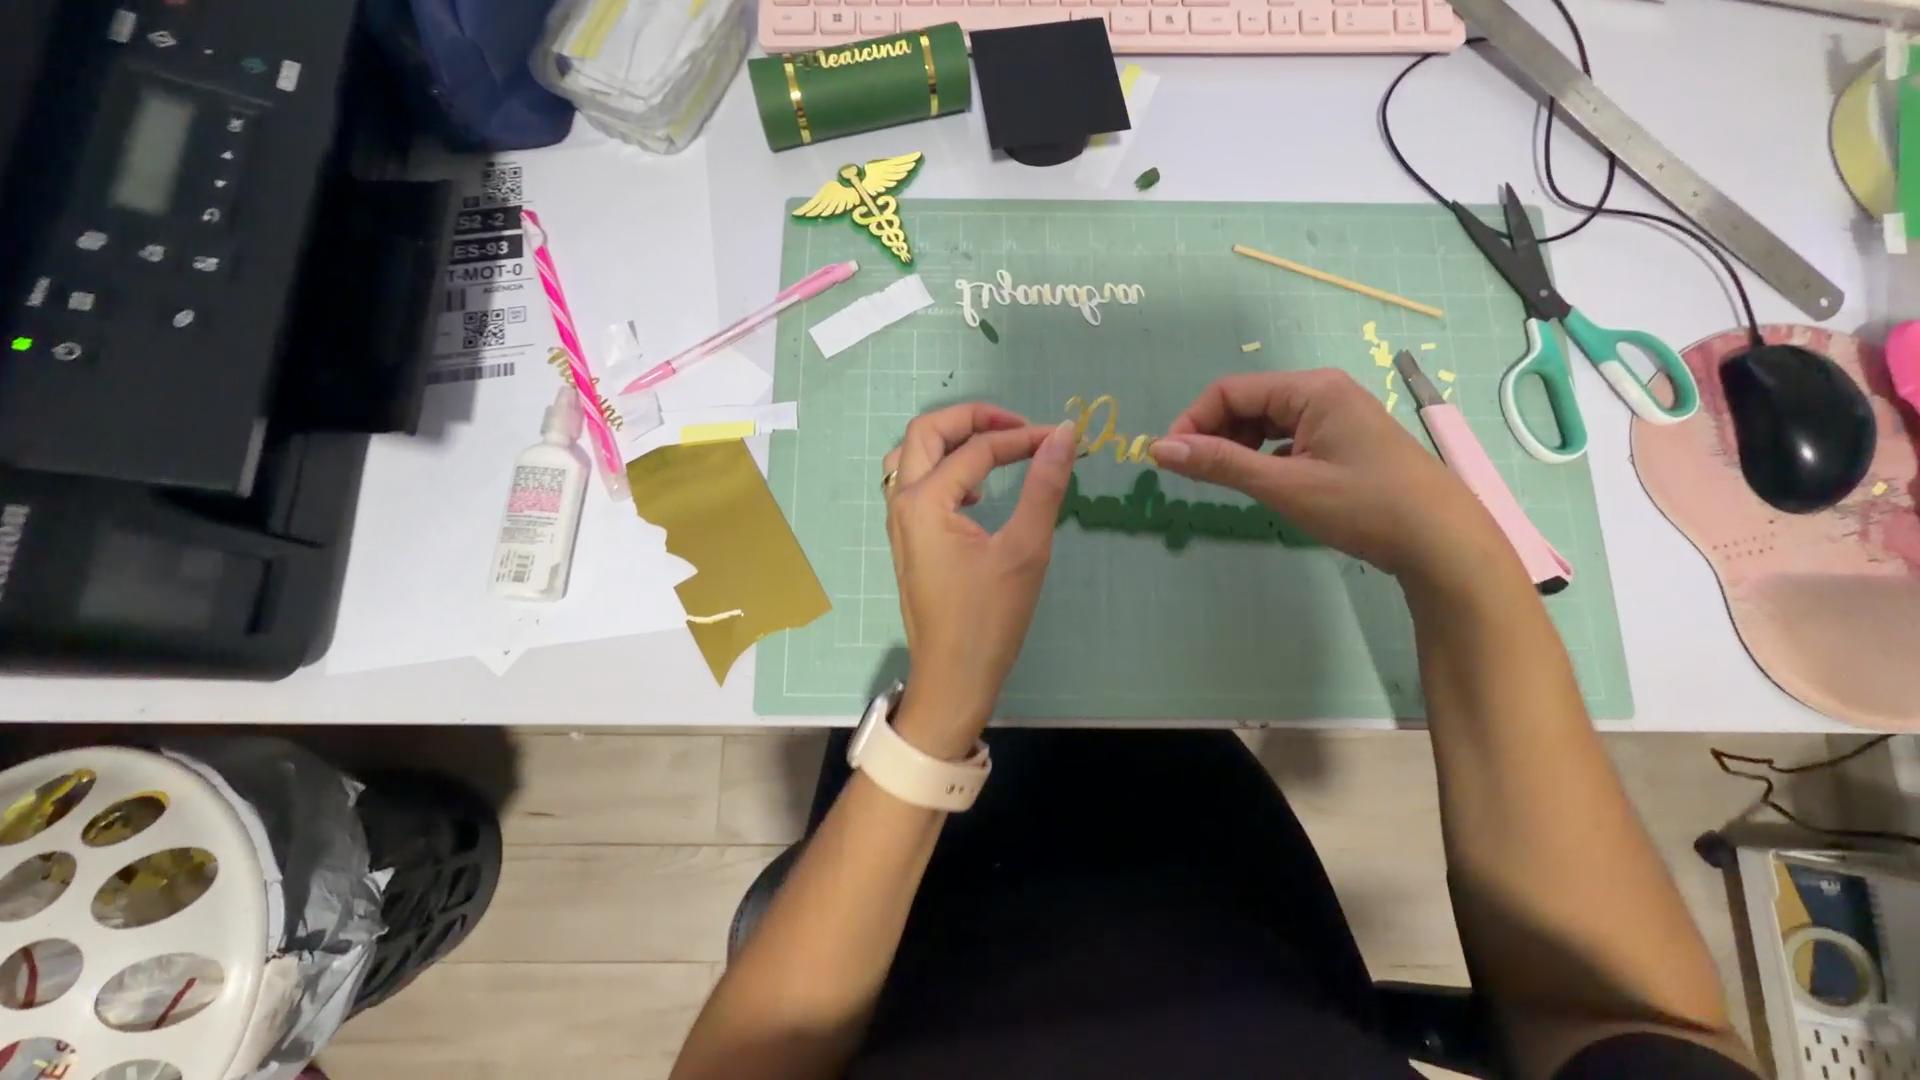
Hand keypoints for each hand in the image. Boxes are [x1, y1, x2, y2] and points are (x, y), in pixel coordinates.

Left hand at [882, 404, 1077, 754]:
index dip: (1023, 437)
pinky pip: (915, 485)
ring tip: (995, 451)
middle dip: (973, 419)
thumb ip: (1043, 486)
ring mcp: (899, 523)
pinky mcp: (907, 540)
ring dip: (951, 442)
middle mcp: (902, 503)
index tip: (1062, 439)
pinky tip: (976, 491)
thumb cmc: (989, 618)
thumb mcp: (1025, 549)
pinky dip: (942, 470)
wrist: (953, 677)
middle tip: (1019, 426)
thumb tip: (1064, 435)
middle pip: (927, 432)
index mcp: (925, 501)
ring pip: (914, 456)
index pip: (978, 449)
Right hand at [1149, 370, 1506, 584]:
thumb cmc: (1363, 507)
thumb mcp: (1284, 486)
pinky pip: (1289, 438)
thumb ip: (1220, 463)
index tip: (1169, 460)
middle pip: (1248, 403)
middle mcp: (1324, 391)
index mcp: (1311, 389)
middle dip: (1215, 435)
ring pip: (1267, 423)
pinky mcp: (1345, 441)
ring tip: (1226, 483)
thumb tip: (1159, 449)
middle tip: (1195, 476)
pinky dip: (1266, 457)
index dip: (1193, 421)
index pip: (1230, 391)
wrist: (1442, 542)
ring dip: (1239, 448)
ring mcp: (1337, 416)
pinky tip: (1264, 484)